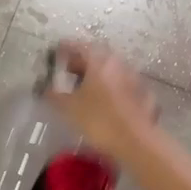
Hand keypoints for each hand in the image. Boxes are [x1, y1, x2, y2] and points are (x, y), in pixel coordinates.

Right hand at [47, 40, 159, 163]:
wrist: (137, 143)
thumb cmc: (99, 119)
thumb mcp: (68, 108)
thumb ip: (54, 96)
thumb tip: (45, 89)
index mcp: (98, 61)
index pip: (78, 46)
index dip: (65, 49)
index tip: (56, 54)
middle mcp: (118, 64)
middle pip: (98, 57)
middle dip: (82, 62)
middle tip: (69, 71)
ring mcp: (135, 79)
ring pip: (112, 71)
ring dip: (99, 76)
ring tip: (86, 88)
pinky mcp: (145, 96)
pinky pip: (124, 87)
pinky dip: (114, 91)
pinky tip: (108, 102)